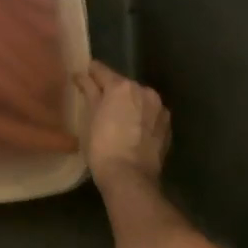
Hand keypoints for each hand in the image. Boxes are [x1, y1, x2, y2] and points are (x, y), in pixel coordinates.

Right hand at [76, 61, 170, 190]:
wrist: (130, 177)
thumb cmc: (102, 146)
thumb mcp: (90, 117)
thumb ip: (88, 91)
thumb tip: (81, 74)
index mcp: (122, 86)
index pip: (101, 70)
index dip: (89, 73)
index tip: (80, 78)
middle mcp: (145, 91)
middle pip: (123, 85)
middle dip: (111, 91)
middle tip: (98, 104)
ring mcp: (160, 109)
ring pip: (139, 100)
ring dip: (128, 104)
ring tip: (117, 120)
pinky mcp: (167, 126)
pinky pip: (150, 115)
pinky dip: (141, 118)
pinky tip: (132, 131)